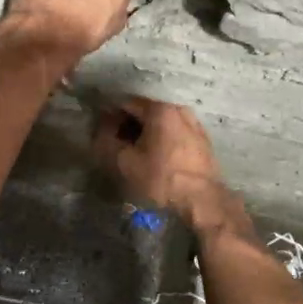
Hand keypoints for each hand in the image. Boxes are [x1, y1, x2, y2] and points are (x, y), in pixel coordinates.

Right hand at [94, 97, 254, 241]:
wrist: (202, 201)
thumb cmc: (160, 178)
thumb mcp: (124, 161)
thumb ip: (106, 140)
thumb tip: (99, 129)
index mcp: (159, 109)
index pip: (125, 103)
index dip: (109, 116)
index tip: (101, 132)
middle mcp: (179, 109)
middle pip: (145, 111)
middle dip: (128, 124)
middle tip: (116, 144)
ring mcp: (194, 124)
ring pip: (161, 122)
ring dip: (145, 133)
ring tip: (135, 153)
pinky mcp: (203, 141)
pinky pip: (175, 133)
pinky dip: (162, 139)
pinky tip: (156, 157)